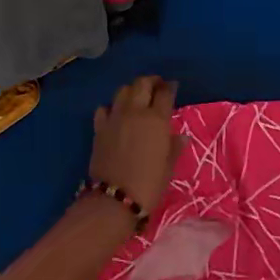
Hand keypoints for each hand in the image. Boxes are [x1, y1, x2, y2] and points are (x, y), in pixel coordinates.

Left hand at [89, 76, 182, 214]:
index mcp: (156, 119)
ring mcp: (114, 118)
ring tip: (137, 97)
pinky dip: (111, 107)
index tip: (172, 87)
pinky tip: (116, 114)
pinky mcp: (99, 128)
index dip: (169, 88)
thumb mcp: (168, 167)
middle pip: (141, 84)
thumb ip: (174, 147)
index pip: (164, 93)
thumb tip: (181, 136)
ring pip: (122, 91)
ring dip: (131, 90)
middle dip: (151, 81)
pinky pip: (104, 108)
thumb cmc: (149, 184)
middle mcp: (135, 112)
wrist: (114, 198)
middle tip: (157, 86)